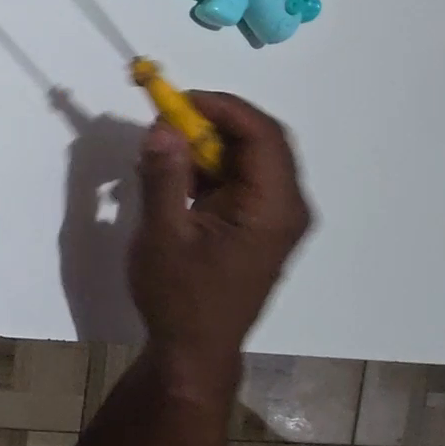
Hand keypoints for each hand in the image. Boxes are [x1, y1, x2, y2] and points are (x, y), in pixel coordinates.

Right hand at [128, 92, 311, 367]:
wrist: (193, 347)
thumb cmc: (179, 294)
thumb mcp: (162, 234)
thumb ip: (164, 177)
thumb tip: (161, 127)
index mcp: (273, 206)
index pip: (261, 135)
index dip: (221, 107)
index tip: (176, 98)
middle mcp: (285, 207)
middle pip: (258, 144)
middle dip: (210, 125)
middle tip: (163, 120)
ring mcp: (272, 220)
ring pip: (245, 163)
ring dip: (203, 149)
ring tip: (159, 152)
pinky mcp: (254, 230)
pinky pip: (235, 185)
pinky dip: (204, 172)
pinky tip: (170, 181)